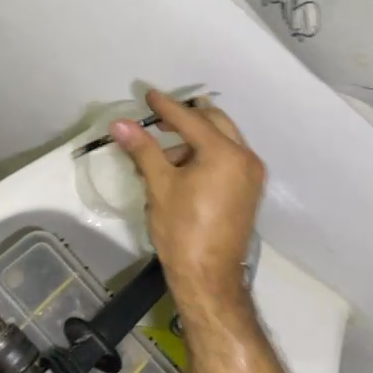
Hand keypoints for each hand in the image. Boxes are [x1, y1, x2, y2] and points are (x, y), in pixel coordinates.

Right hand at [110, 90, 264, 295]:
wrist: (208, 276)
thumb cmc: (182, 230)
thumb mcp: (159, 185)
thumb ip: (143, 150)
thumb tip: (120, 124)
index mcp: (226, 154)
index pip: (191, 120)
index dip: (166, 108)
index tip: (148, 96)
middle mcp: (246, 158)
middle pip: (215, 124)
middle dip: (186, 120)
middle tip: (159, 122)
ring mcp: (252, 176)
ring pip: (223, 142)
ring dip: (195, 141)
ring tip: (163, 158)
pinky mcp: (249, 192)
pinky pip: (229, 160)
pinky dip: (207, 157)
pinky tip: (183, 171)